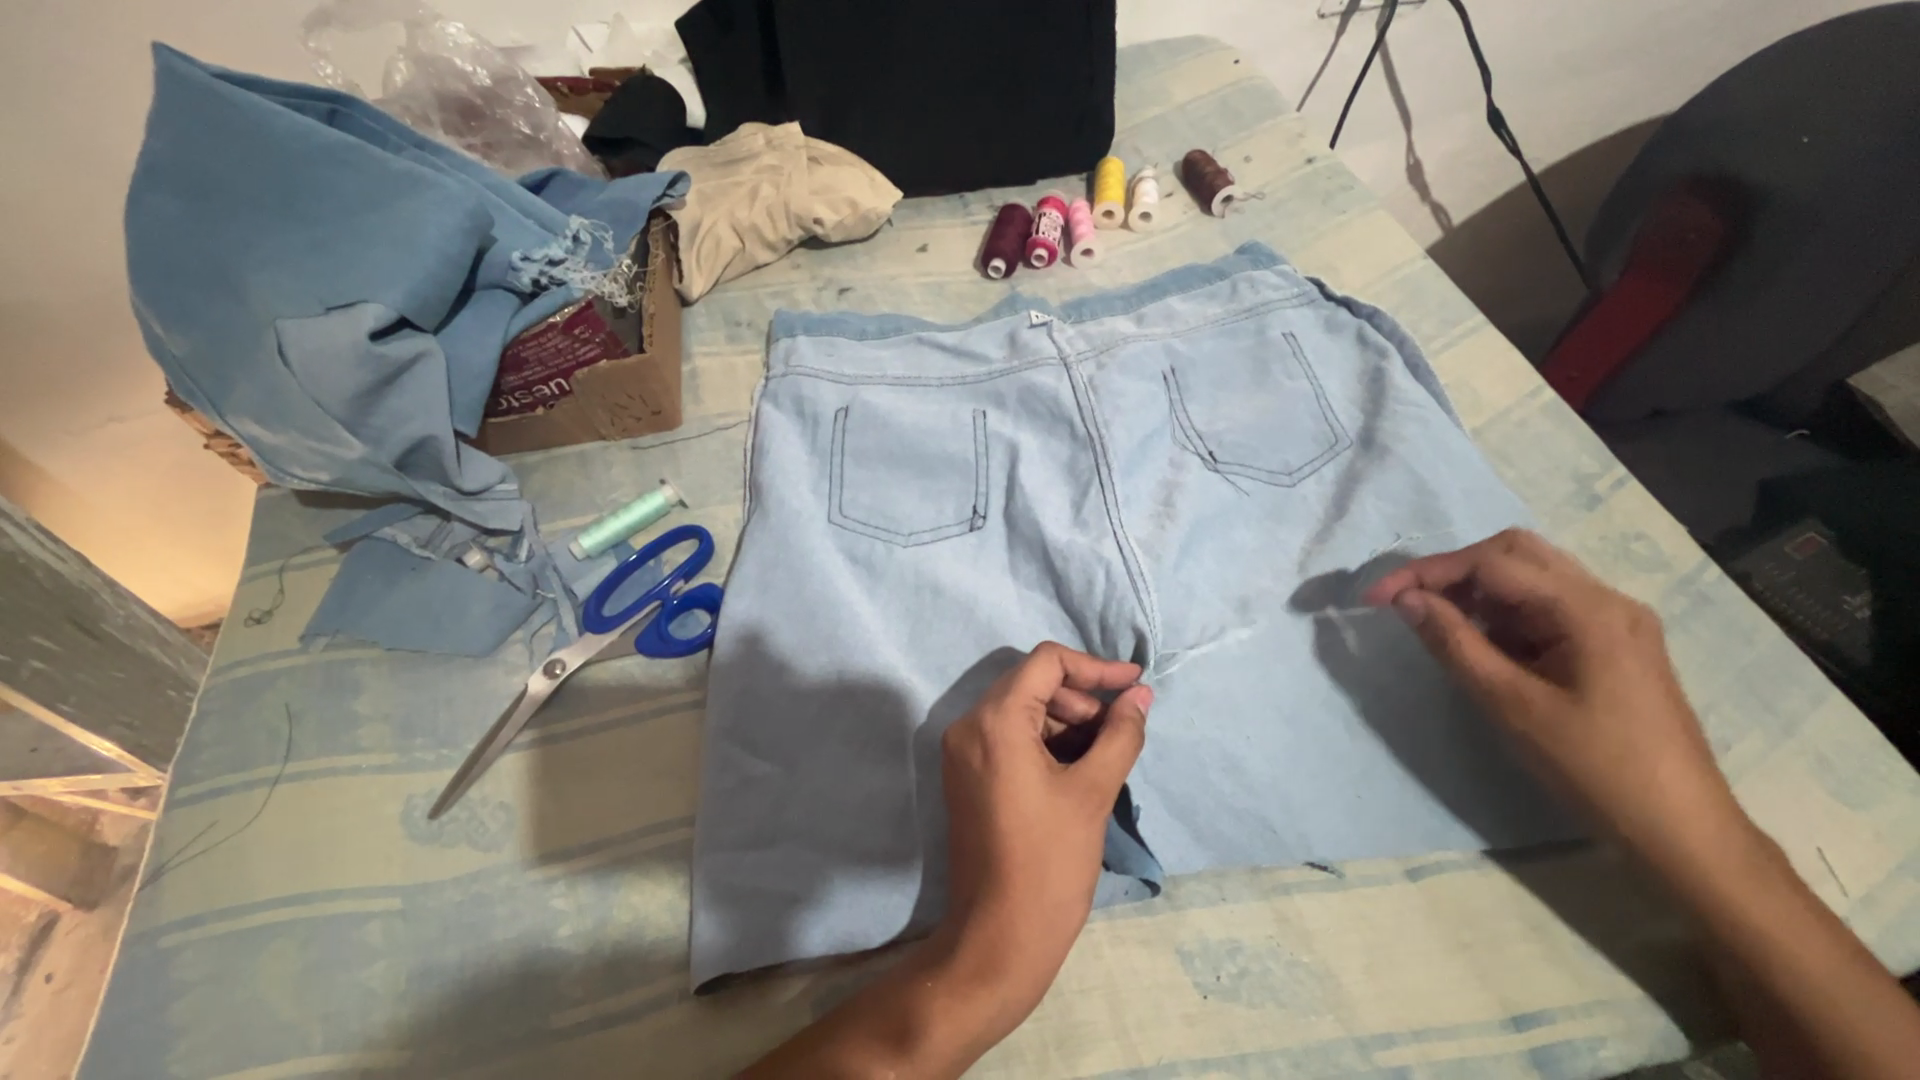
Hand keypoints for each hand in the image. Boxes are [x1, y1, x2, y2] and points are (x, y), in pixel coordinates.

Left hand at [937, 642, 1153, 1015]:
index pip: (1046, 662)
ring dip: (1067, 722)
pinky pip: (1009, 739)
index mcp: (994, 721)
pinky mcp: (966, 776)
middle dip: (1082, 699)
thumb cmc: (1050, 862)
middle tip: (1121, 730)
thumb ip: (1120, 734)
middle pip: (1032, 684)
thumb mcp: (1093, 791)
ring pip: (1022, 712)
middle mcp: (968, 726)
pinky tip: (1080, 768)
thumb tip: (1140, 695)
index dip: (1095, 668)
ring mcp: (962, 752)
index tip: (1134, 685)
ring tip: (1107, 754)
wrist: (999, 936)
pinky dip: (1046, 743)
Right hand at [1362, 529, 1750, 872]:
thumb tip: (1405, 600)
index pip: (1491, 562)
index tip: (1375, 599)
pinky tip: (1483, 644)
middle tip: (1408, 603)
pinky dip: (1504, 613)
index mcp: (1588, 608)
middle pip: (1516, 553)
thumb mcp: (1509, 705)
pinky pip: (1548, 606)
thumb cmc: (1593, 767)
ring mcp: (1615, 621)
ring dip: (1477, 591)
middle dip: (1453, 571)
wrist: (1680, 829)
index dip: (1425, 573)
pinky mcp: (1614, 644)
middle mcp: (1607, 599)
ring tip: (1438, 624)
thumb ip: (1454, 643)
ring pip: (1532, 576)